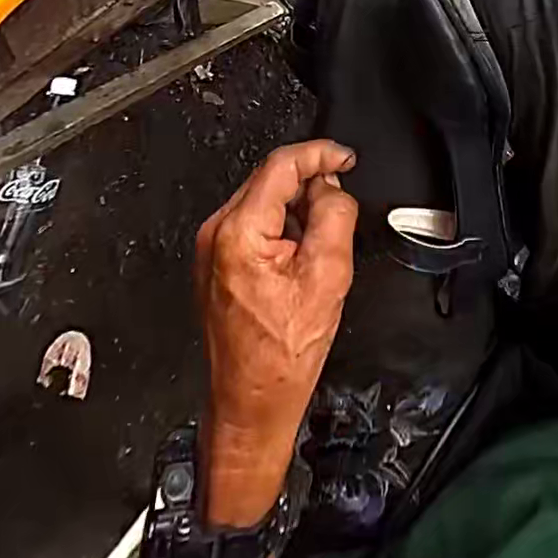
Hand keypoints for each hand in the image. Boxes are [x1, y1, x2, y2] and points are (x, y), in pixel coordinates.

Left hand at [194, 140, 358, 526]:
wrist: (250, 403)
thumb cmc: (280, 356)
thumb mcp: (328, 277)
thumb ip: (334, 217)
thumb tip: (332, 187)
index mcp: (239, 233)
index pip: (281, 165)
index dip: (320, 153)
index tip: (344, 158)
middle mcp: (217, 233)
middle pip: (271, 178)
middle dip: (311, 183)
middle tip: (339, 209)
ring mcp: (213, 247)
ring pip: (265, 199)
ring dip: (298, 207)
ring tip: (318, 248)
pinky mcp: (218, 259)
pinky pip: (256, 222)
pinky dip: (284, 225)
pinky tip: (300, 257)